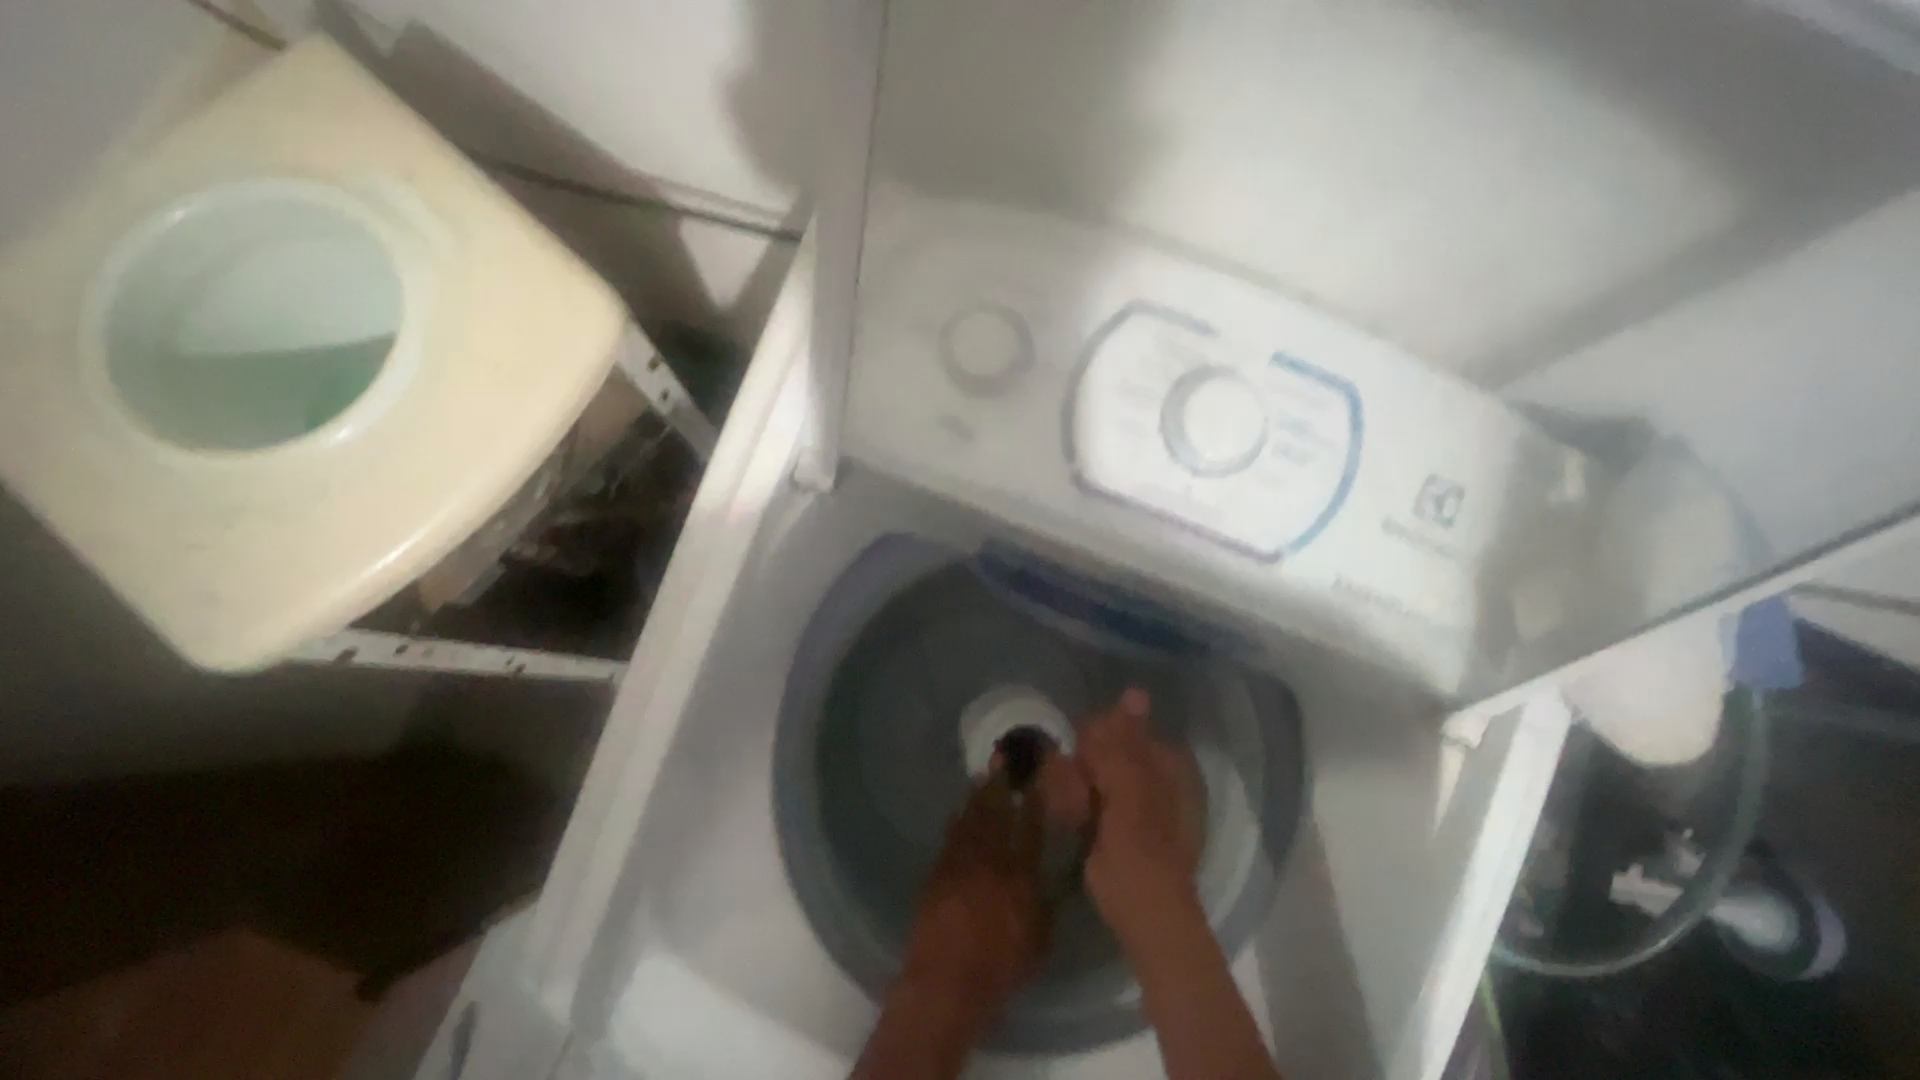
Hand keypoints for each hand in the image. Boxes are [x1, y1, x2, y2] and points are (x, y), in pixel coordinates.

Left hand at [900, 770, 1049, 1031]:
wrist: (946, 979)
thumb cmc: (1001, 967)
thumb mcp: (1040, 938)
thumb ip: (1046, 903)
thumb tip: (1053, 878)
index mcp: (1019, 873)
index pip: (1030, 825)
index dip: (1034, 798)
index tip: (1038, 774)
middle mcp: (989, 859)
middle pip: (994, 810)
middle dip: (1000, 781)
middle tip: (1002, 755)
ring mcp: (959, 862)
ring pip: (970, 818)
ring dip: (977, 794)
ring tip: (984, 774)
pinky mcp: (937, 873)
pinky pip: (950, 836)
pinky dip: (957, 819)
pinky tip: (960, 810)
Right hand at [1040, 689, 1206, 949]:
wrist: (1147, 919)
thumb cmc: (1141, 857)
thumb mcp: (1130, 794)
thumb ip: (1126, 745)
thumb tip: (1134, 691)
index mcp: (1168, 765)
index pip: (1123, 728)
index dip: (1094, 742)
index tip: (1079, 764)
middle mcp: (1157, 777)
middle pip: (1107, 751)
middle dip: (1084, 767)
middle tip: (1078, 798)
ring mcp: (1139, 802)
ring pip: (1096, 774)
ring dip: (1078, 788)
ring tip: (1075, 814)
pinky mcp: (1121, 825)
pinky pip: (1092, 799)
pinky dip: (1080, 807)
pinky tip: (1075, 823)